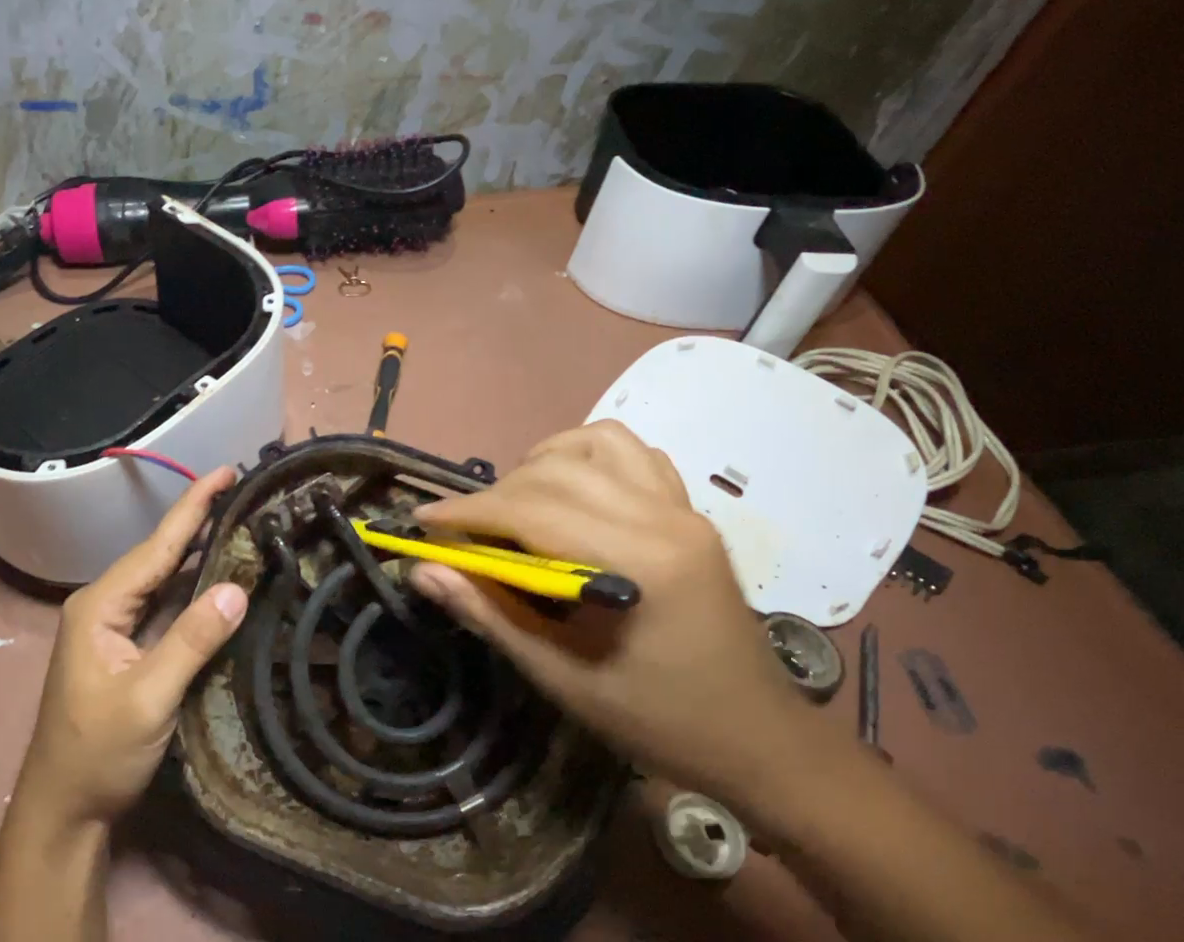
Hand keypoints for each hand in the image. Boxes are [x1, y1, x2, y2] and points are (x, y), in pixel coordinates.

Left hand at [16, 466, 247, 824]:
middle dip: (199, 522)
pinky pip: (164, 607)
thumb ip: (190, 641)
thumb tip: (236, 589)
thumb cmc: (97, 752)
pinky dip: (192, 589)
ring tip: (240, 523)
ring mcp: (114, 628)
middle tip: (244, 492)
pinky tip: (218, 579)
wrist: (64, 807)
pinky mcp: (126, 650)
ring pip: (163, 580)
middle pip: (159, 556)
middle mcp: (104, 606)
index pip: (156, 547)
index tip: (225, 471)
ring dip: (198, 553)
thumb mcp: (147, 698)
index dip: (194, 508)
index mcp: (100, 606)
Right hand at [407, 420, 837, 801]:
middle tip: (465, 532)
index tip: (423, 522)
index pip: (533, 508)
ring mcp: (685, 511)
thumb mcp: (563, 679)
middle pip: (559, 469)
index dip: (469, 511)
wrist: (760, 741)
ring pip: (599, 442)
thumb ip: (491, 615)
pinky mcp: (692, 514)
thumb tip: (423, 570)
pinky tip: (570, 496)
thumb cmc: (658, 721)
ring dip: (544, 461)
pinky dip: (589, 458)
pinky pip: (635, 455)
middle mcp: (665, 519)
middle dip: (497, 492)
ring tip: (516, 504)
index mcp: (639, 562)